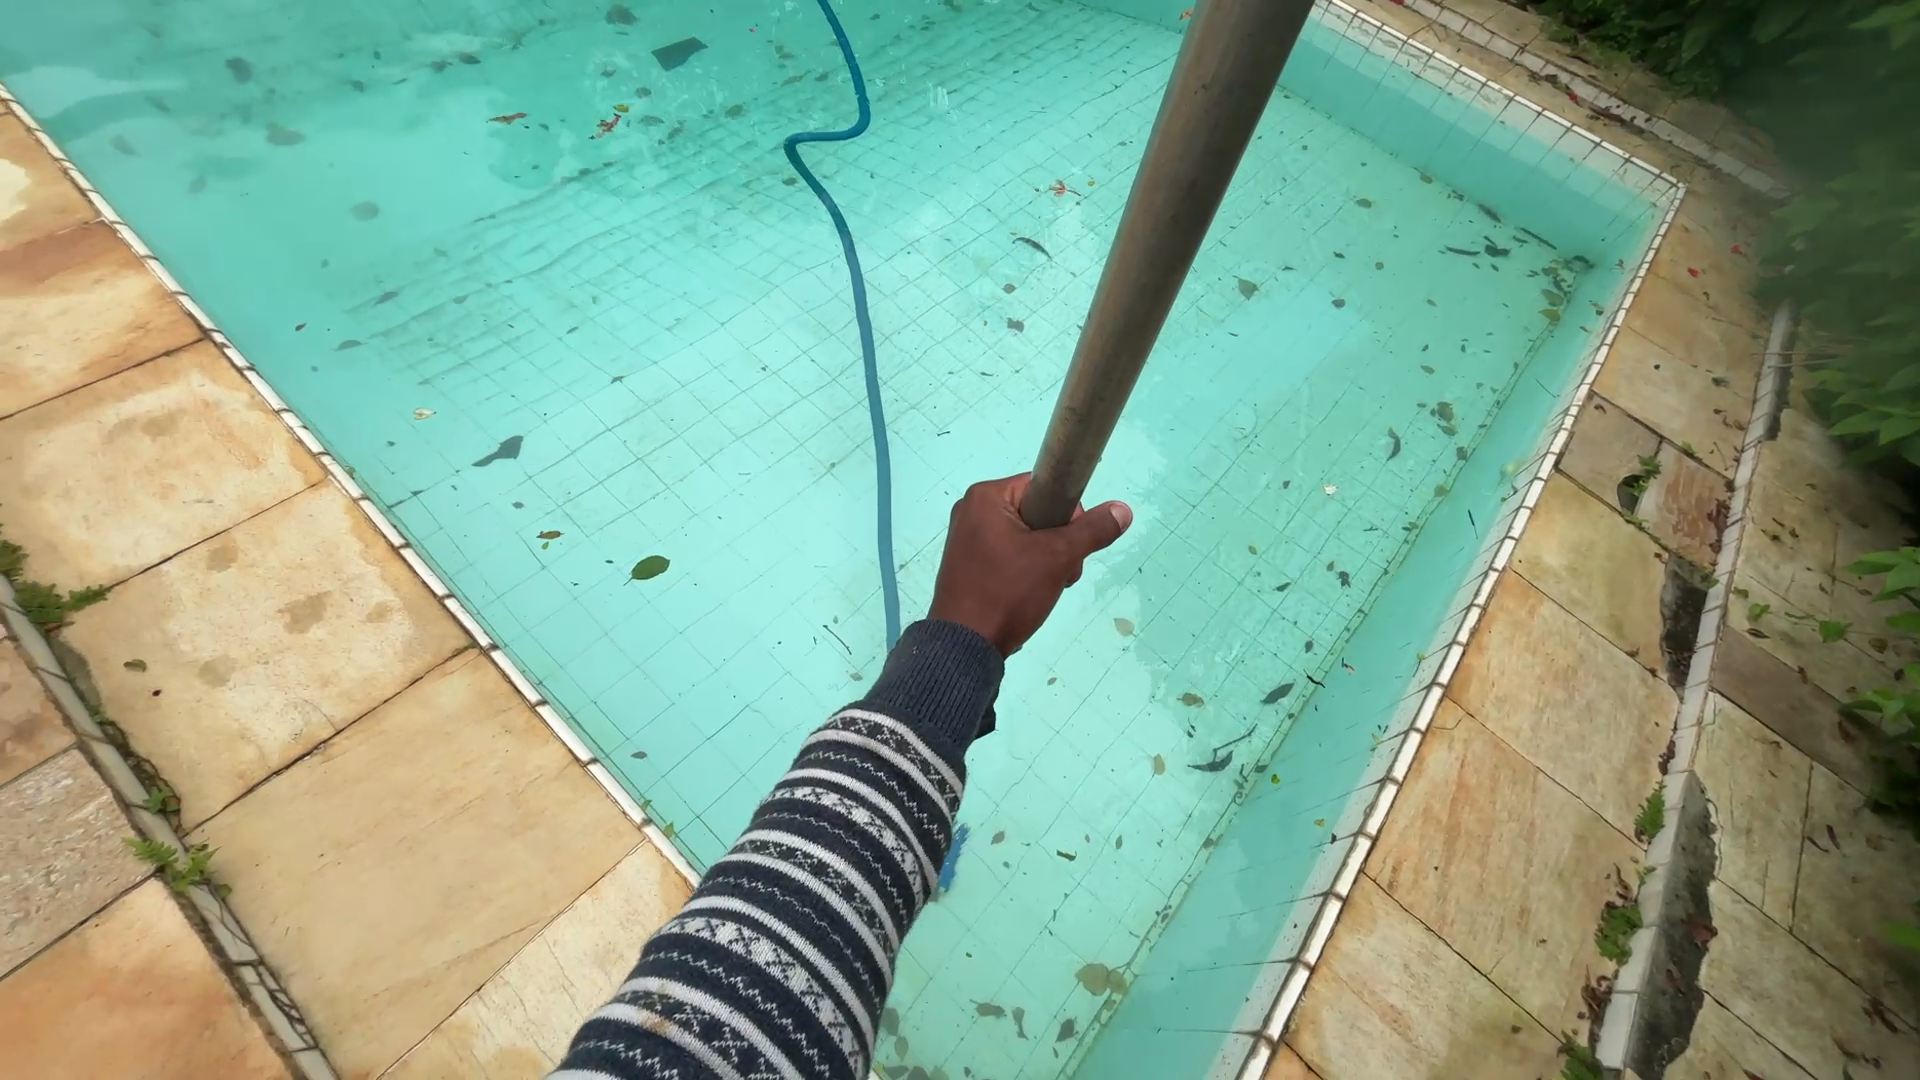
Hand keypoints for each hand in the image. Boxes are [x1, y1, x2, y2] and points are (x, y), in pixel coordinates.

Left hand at [927, 473, 1132, 656]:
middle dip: (1058, 544)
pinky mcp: (965, 565)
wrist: (964, 647)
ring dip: (1046, 561)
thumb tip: (1123, 509)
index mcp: (985, 496)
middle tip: (1064, 573)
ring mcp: (964, 539)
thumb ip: (1092, 531)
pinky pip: (1006, 556)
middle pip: (1035, 514)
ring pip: (1023, 538)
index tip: (1072, 545)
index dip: (1067, 514)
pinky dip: (1024, 571)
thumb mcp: (1058, 557)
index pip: (1043, 488)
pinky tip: (1029, 595)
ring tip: (1049, 588)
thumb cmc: (1008, 591)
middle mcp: (970, 510)